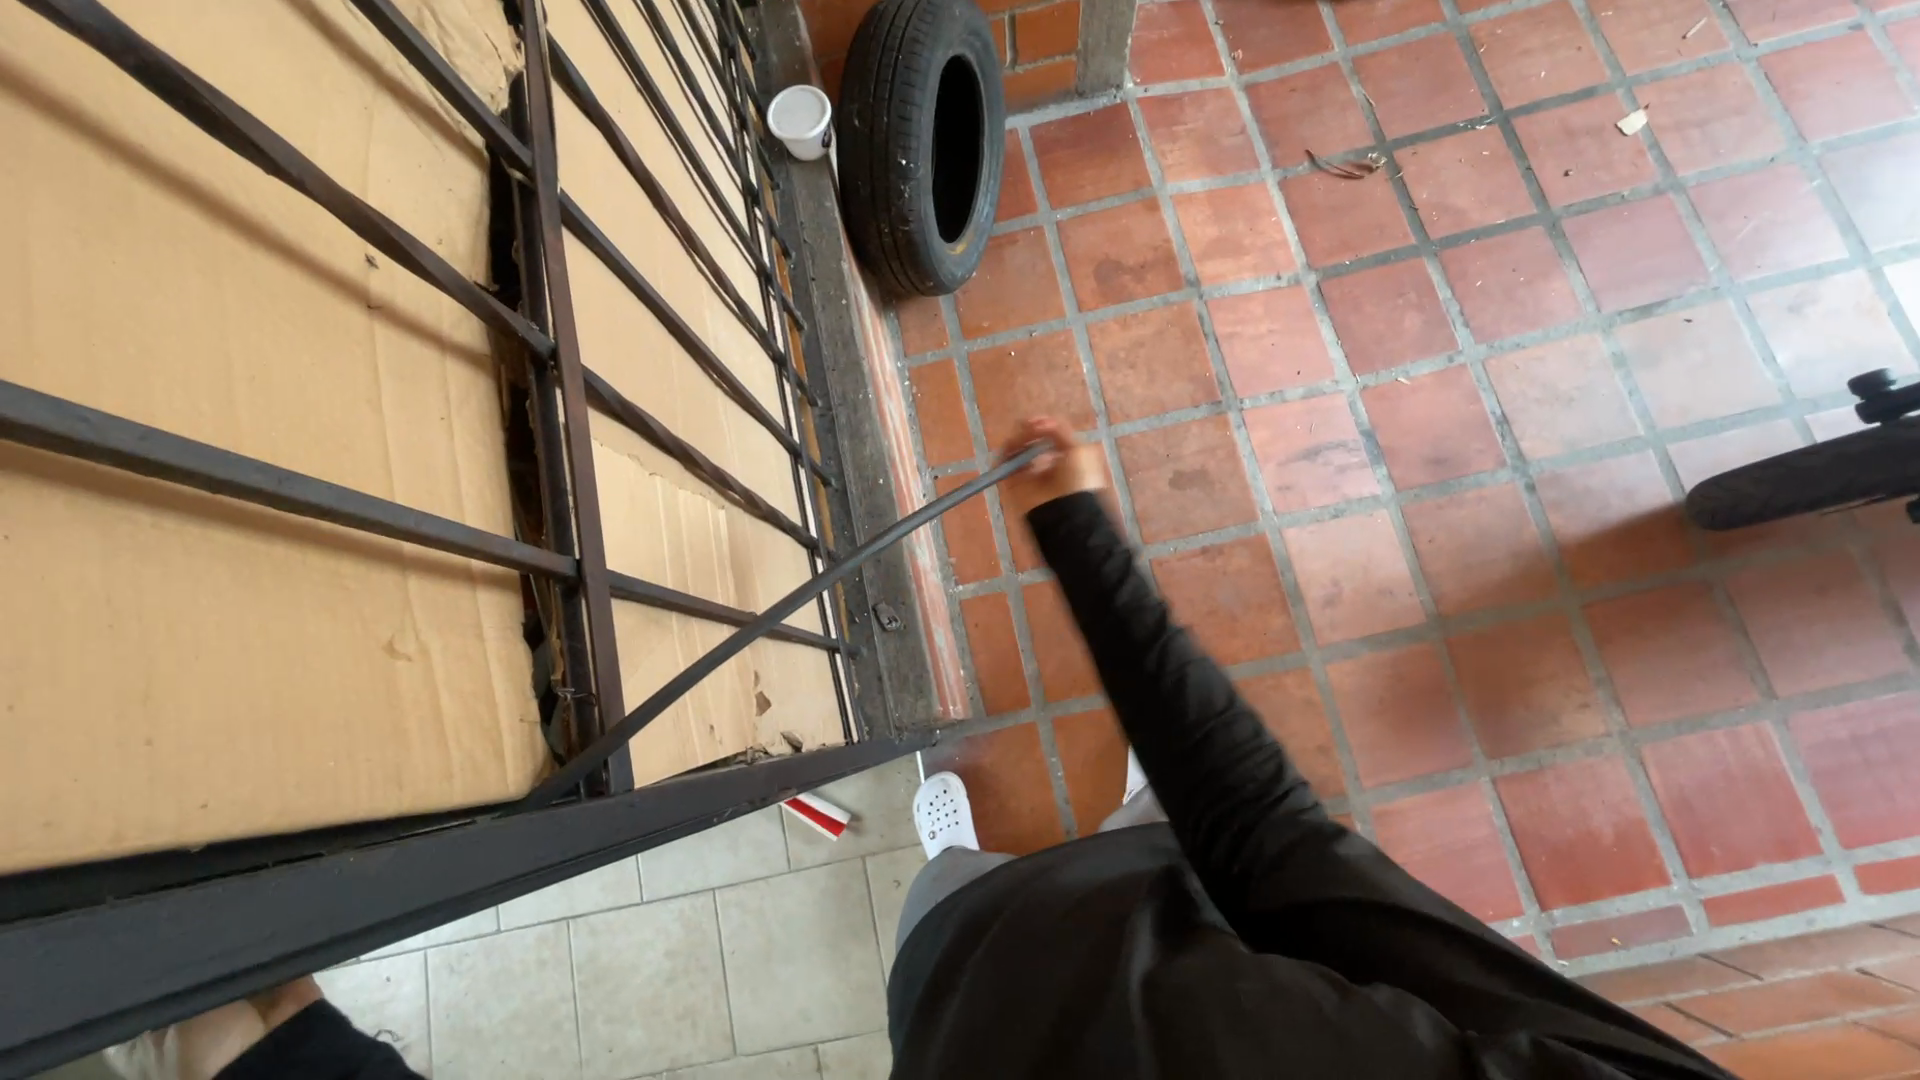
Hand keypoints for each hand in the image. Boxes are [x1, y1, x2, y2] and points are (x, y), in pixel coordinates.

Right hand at [998, 417, 1105, 520]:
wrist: (1065, 510)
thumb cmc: (1078, 480)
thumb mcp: (1079, 449)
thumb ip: (1059, 430)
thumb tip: (1037, 421)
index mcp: (1062, 457)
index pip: (1046, 434)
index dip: (1042, 425)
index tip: (1042, 422)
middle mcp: (1043, 463)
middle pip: (1027, 438)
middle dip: (1027, 430)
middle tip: (1031, 428)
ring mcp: (1026, 473)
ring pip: (1014, 447)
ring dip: (1017, 438)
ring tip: (1023, 438)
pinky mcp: (1012, 482)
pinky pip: (1003, 462)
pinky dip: (1006, 451)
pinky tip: (1015, 446)